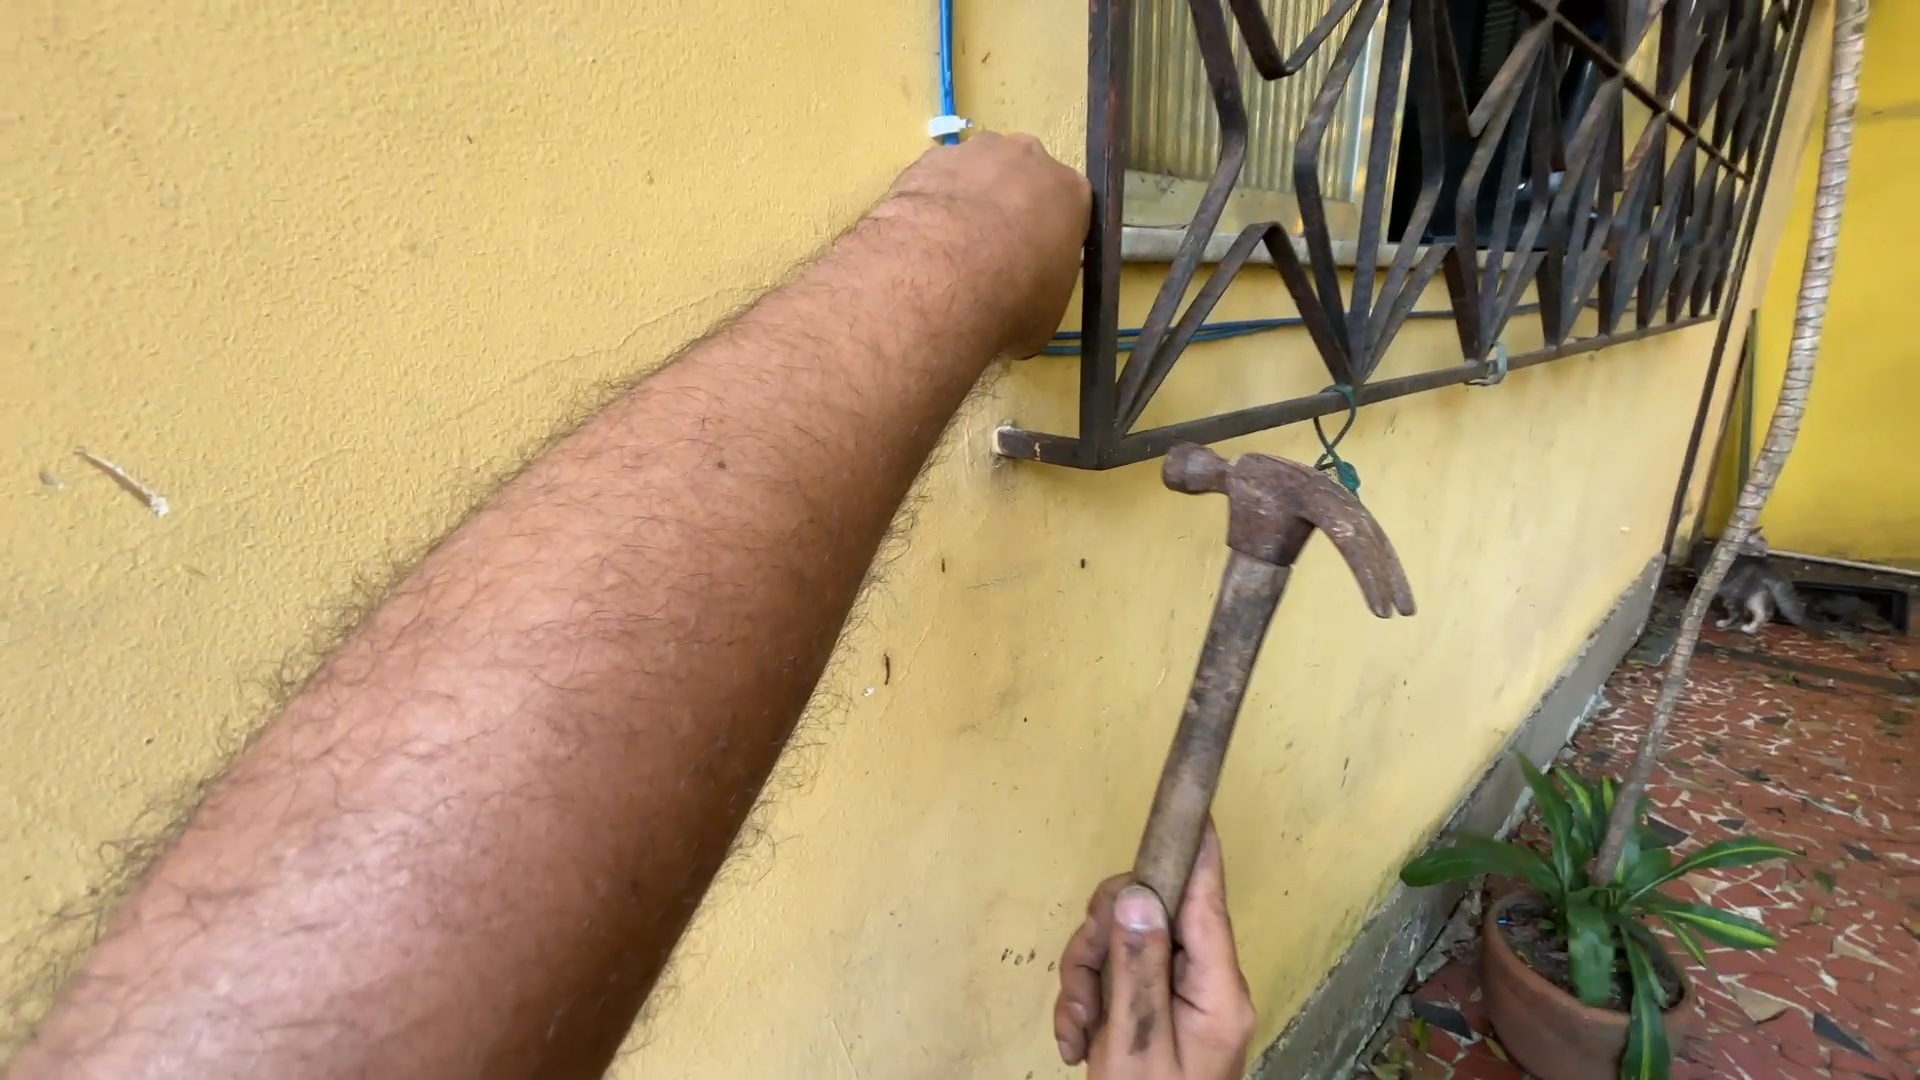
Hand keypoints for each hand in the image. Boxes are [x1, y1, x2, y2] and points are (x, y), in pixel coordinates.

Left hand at [873, 132, 1088, 357]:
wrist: (947, 279)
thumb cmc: (1014, 301)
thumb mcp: (1046, 315)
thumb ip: (1043, 291)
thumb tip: (1024, 304)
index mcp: (1070, 194)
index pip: (1065, 212)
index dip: (1045, 241)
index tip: (1029, 268)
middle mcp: (1028, 159)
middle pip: (1021, 182)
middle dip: (1007, 212)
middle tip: (987, 259)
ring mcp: (975, 152)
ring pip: (976, 175)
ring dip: (966, 205)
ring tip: (948, 253)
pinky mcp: (929, 160)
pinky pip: (935, 183)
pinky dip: (930, 208)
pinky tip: (922, 243)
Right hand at [1054, 826, 1255, 1078]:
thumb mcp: (1136, 1046)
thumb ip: (1136, 966)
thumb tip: (1135, 891)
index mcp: (1215, 985)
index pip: (1207, 895)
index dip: (1196, 846)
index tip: (1191, 805)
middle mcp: (1201, 976)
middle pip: (1146, 907)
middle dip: (1101, 935)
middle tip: (1083, 980)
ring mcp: (1177, 987)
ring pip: (1119, 934)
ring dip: (1085, 972)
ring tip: (1077, 1028)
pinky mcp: (1152, 999)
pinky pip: (1111, 967)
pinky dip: (1085, 994)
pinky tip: (1078, 1038)